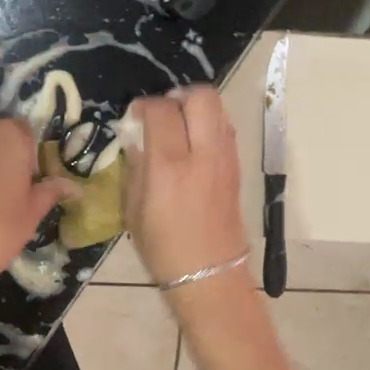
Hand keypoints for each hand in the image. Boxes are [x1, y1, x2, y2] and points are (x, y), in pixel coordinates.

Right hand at [123, 87, 251, 285]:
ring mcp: (225, 159)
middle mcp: (203, 154)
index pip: (161, 110)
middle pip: (201, 96)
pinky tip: (191, 145)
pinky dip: (208, 125)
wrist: (208, 273)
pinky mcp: (236, 167)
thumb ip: (135, 165)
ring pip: (218, 108)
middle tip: (161, 113)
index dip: (143, 106)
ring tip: (177, 126)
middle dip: (177, 96)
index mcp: (170, 166)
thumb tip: (135, 137)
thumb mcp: (133, 207)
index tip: (133, 117)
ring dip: (195, 108)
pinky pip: (225, 129)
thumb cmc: (162, 247)